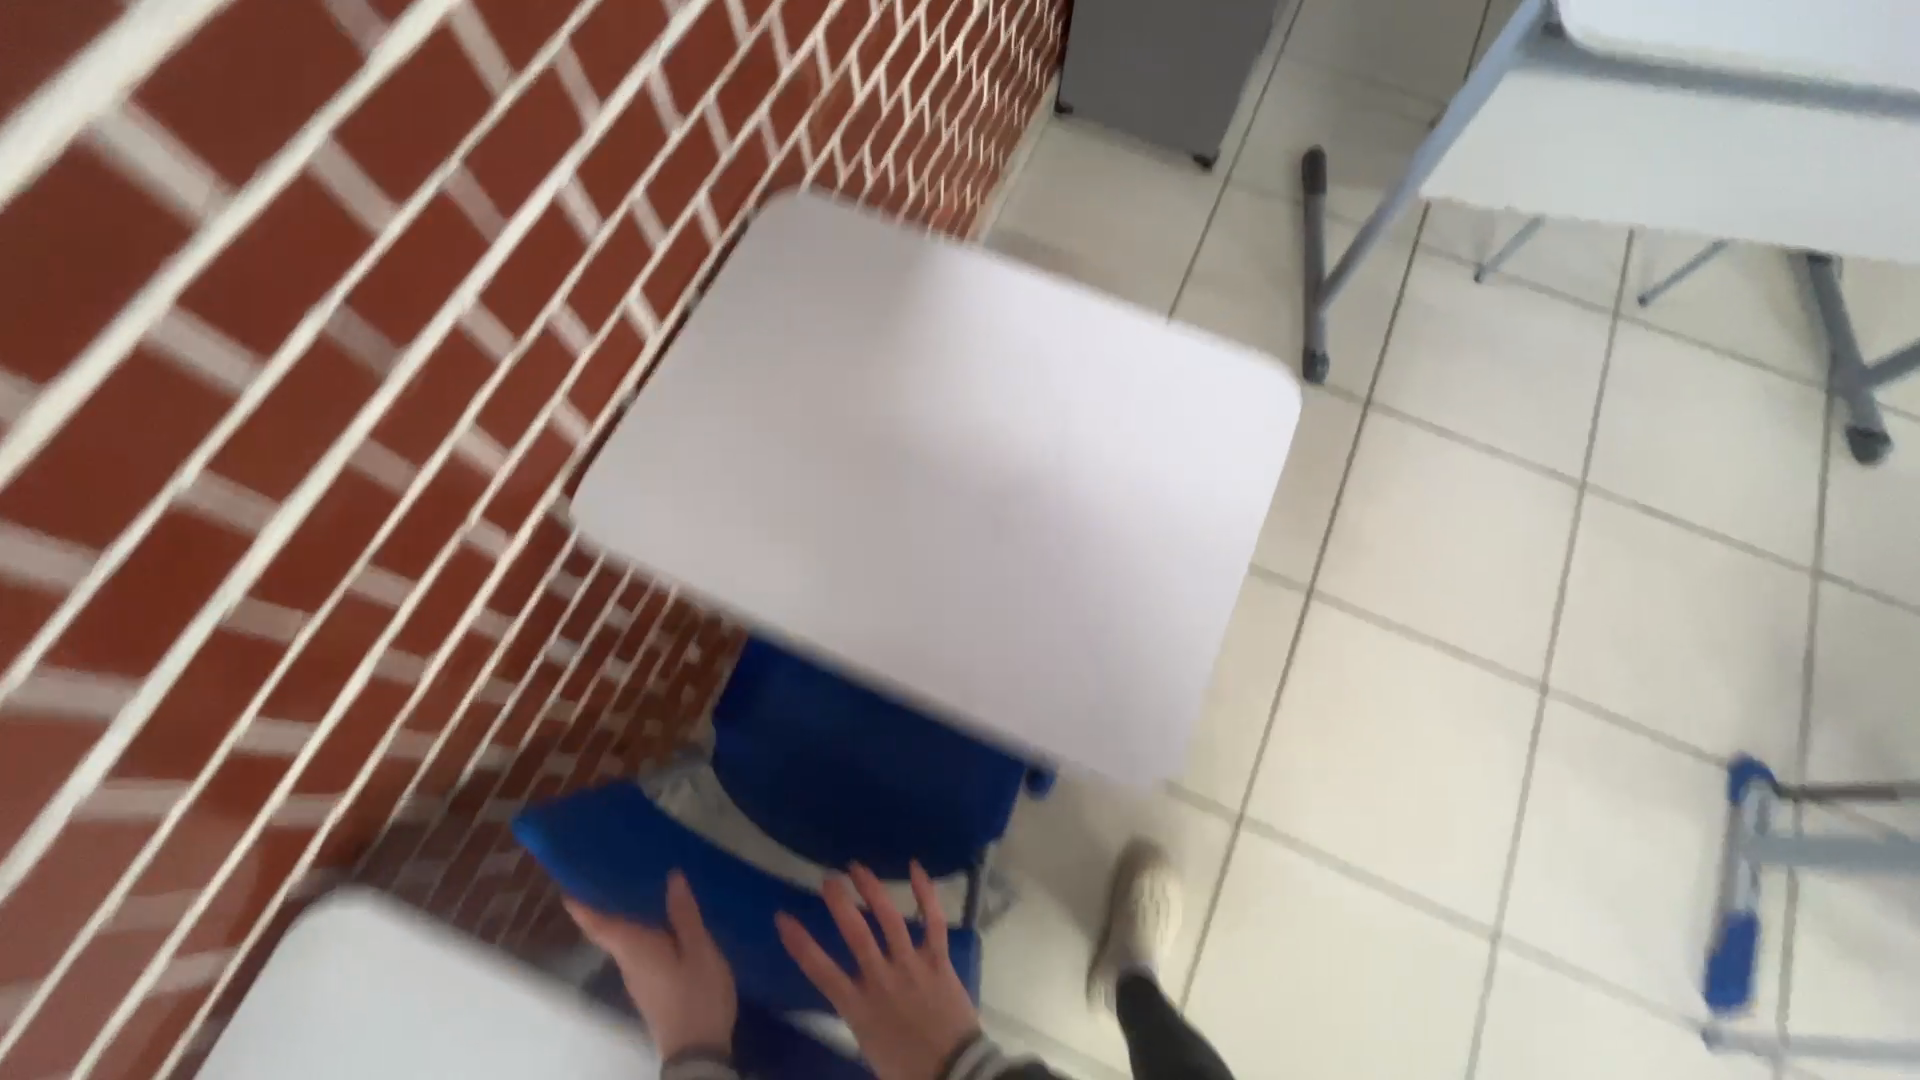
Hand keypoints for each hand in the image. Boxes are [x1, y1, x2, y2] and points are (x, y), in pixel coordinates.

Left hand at [565, 871, 736, 1060]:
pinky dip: (644, 932)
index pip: (600, 926)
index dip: (582, 908)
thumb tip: (672, 879)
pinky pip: (640, 952)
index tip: (568, 889)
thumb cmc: (697, 995)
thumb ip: (684, 915)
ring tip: (642, 890)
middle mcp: (629, 963)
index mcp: (636, 950)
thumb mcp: (699, 950)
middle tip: (612, 876)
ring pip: (626, 943)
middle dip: (606, 907)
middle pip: (611, 933)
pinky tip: (663, 923)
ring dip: (627, 919)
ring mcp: (639, 979)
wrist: (699, 1051)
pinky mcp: (651, 989)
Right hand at [776, 862, 979, 1079]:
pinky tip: (915, 868)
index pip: (820, 971)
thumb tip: (850, 991)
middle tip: (829, 879)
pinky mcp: (939, 960)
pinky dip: (925, 893)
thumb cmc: (907, 1067)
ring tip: (858, 868)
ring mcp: (912, 966)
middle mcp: (882, 979)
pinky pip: (933, 920)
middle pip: (856, 934)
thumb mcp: (869, 1045)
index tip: (783, 918)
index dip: (800, 943)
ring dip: (872, 890)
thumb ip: (858, 1013)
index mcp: (859, 1007)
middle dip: (840, 903)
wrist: (953, 1074)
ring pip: (890, 919)